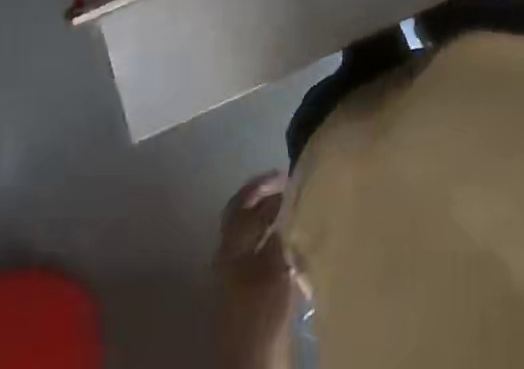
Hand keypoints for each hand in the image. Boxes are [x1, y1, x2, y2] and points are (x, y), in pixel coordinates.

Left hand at [216, 173, 295, 368]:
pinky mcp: (249, 290)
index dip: (261, 186)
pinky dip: (275, 237)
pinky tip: (294, 239)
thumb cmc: (262, 314)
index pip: (241, 206)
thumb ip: (279, 236)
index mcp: (230, 248)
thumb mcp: (274, 270)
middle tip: (289, 186)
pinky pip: (260, 250)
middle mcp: (228, 256)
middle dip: (263, 198)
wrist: (254, 362)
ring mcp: (237, 274)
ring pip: (251, 233)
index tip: (285, 174)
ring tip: (295, 207)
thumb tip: (289, 206)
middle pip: (242, 217)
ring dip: (270, 216)